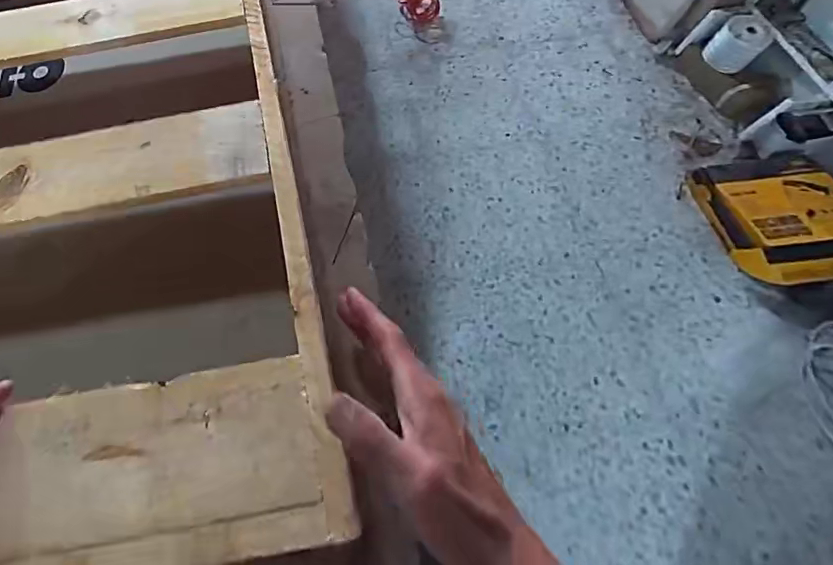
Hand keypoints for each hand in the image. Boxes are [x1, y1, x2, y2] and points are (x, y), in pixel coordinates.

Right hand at [325, 289, 556, 564]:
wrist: (501, 552)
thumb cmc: (455, 508)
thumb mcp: (407, 473)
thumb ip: (369, 436)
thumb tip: (331, 399)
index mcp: (423, 397)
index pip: (392, 344)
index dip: (369, 318)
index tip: (346, 294)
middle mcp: (432, 400)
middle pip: (397, 352)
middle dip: (370, 327)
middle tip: (344, 306)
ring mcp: (438, 420)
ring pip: (402, 371)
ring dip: (377, 350)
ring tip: (355, 339)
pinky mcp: (439, 441)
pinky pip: (404, 392)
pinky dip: (385, 377)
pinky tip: (377, 391)